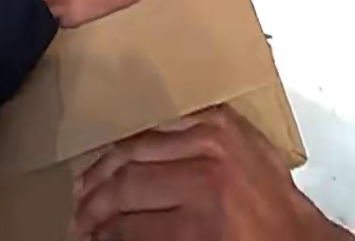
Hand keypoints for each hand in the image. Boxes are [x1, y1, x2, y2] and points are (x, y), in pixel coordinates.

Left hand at [70, 106, 351, 240]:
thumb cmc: (274, 200)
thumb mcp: (246, 147)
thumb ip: (207, 133)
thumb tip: (155, 137)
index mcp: (215, 125)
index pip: (145, 135)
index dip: (111, 156)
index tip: (94, 170)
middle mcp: (206, 149)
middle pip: (130, 162)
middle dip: (96, 186)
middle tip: (80, 202)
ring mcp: (200, 190)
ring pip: (128, 198)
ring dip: (98, 216)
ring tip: (84, 226)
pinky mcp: (195, 231)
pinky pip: (140, 235)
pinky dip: (114, 239)